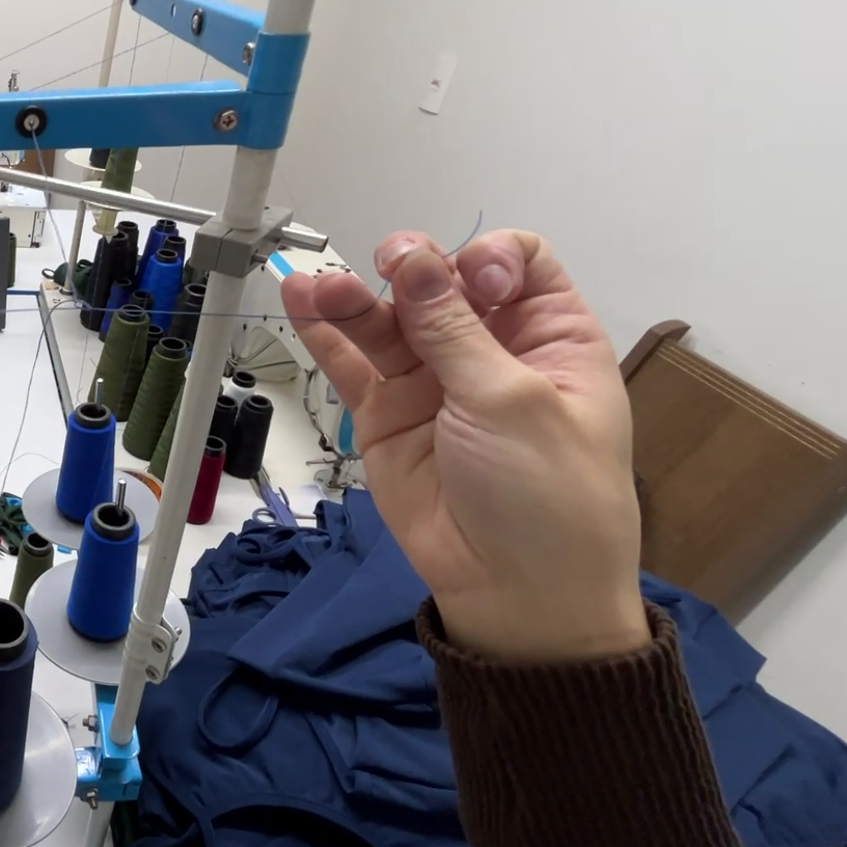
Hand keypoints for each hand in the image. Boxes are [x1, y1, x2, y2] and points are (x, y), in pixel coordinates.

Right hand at [282, 230, 645, 661]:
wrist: (509, 586)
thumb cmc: (546, 490)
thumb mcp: (511, 402)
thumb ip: (453, 331)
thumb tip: (417, 261)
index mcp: (547, 338)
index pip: (515, 267)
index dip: (486, 260)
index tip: (468, 284)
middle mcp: (483, 351)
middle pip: (436, 289)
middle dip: (409, 271)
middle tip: (386, 264)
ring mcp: (427, 382)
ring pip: (383, 323)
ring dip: (352, 300)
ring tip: (318, 286)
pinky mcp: (380, 413)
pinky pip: (349, 364)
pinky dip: (322, 335)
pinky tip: (299, 300)